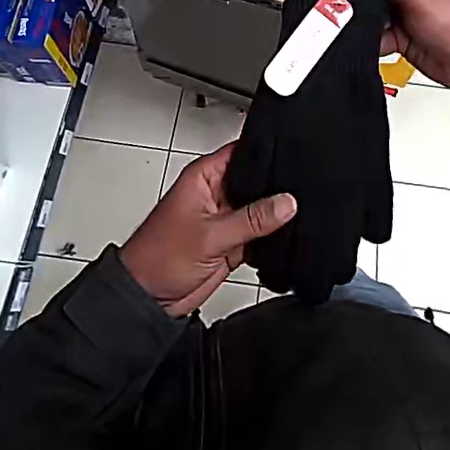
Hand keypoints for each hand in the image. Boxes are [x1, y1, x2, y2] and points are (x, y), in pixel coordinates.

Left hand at [120, 143, 296, 315]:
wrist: (149, 299)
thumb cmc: (158, 258)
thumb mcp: (210, 235)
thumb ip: (252, 218)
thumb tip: (286, 203)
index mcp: (205, 177)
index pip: (241, 152)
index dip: (266, 151)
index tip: (293, 153)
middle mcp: (216, 193)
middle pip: (255, 180)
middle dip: (275, 186)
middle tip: (301, 189)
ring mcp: (224, 217)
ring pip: (259, 208)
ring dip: (274, 213)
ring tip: (298, 212)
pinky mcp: (231, 241)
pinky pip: (258, 233)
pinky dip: (270, 236)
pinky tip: (286, 235)